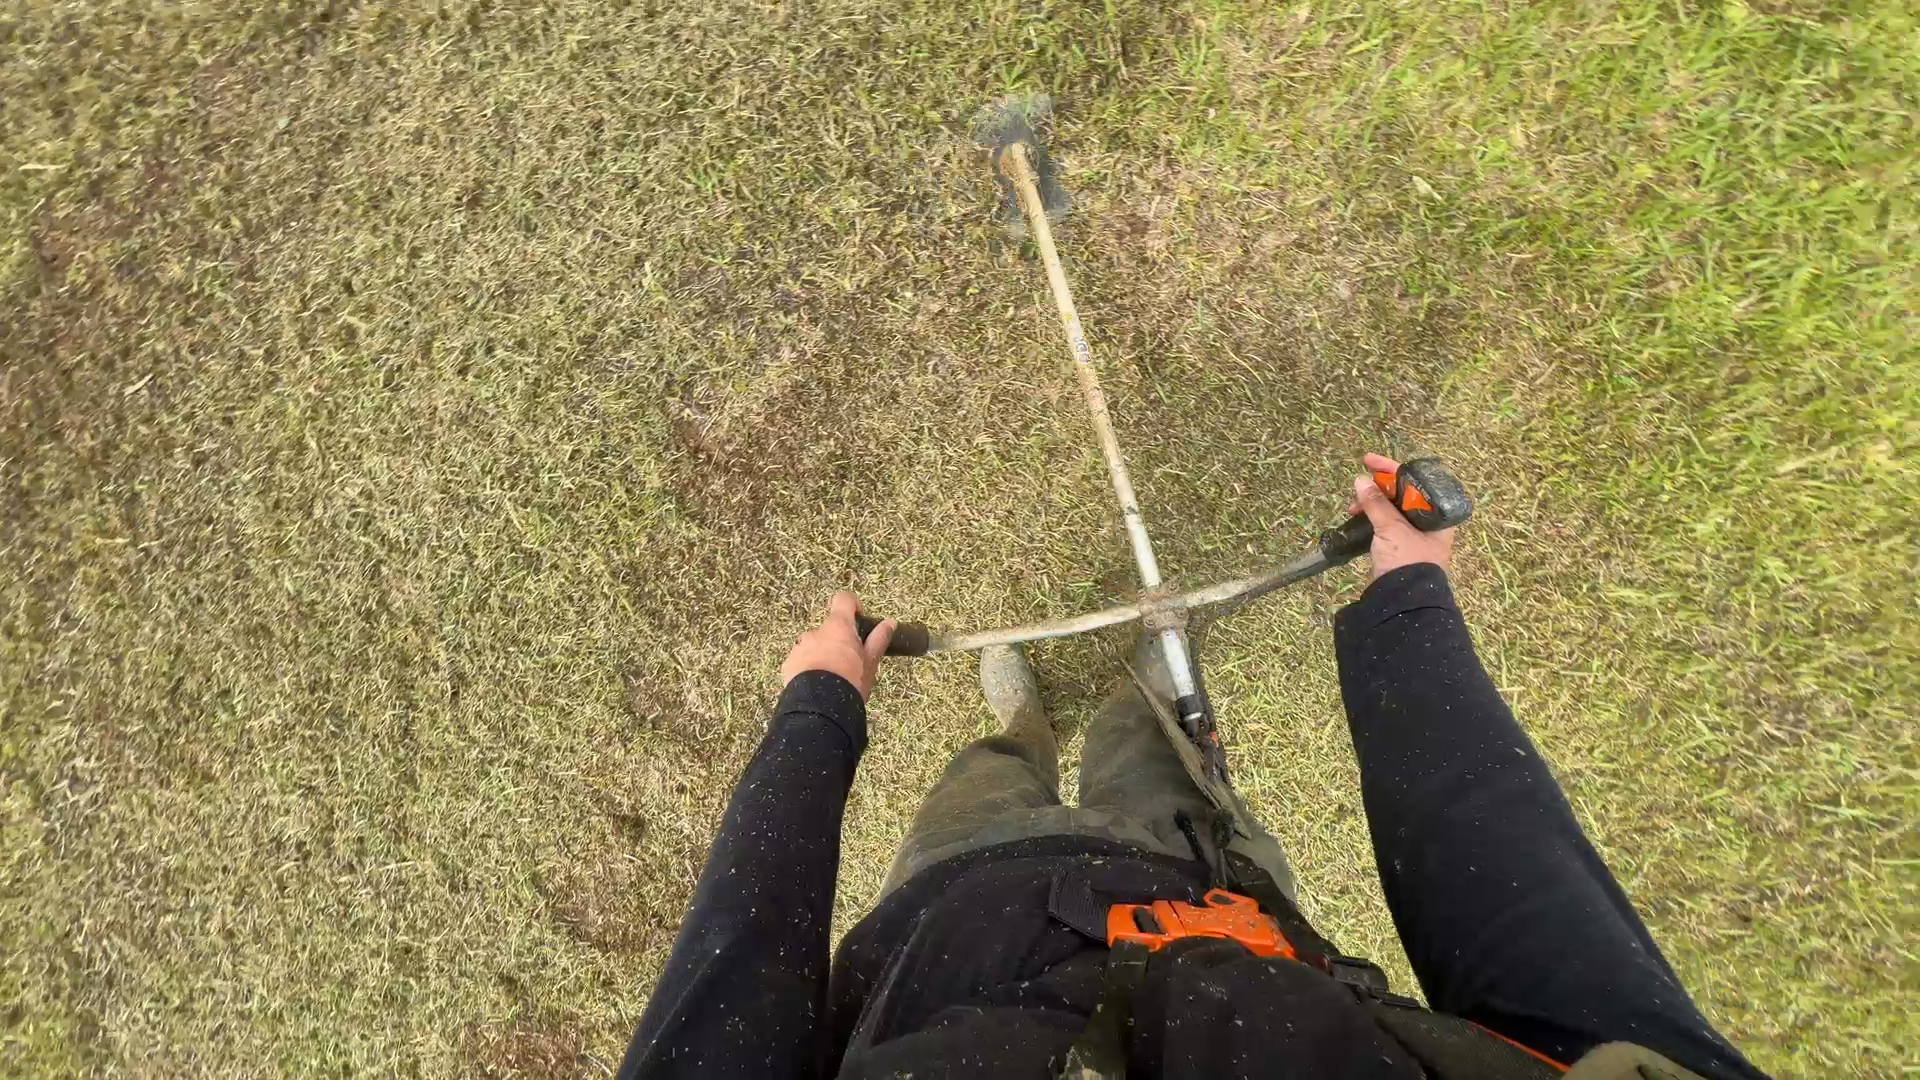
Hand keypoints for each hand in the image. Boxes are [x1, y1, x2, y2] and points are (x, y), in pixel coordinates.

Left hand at [780, 591, 894, 699]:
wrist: (821, 709)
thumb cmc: (850, 682)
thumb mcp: (870, 662)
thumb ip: (879, 639)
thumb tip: (890, 622)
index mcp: (838, 627)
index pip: (844, 599)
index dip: (852, 605)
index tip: (859, 620)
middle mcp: (816, 632)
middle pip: (829, 628)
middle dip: (838, 640)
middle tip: (849, 662)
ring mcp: (800, 647)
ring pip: (814, 645)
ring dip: (822, 654)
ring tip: (832, 678)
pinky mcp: (788, 664)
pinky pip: (801, 660)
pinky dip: (809, 667)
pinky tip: (816, 685)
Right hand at [1350, 452, 1455, 580]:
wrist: (1404, 597)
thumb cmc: (1407, 559)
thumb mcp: (1391, 528)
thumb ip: (1376, 503)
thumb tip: (1360, 480)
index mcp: (1437, 513)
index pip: (1414, 481)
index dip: (1391, 468)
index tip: (1368, 460)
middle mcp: (1428, 520)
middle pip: (1401, 493)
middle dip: (1377, 487)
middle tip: (1357, 487)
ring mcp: (1413, 533)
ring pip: (1390, 508)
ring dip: (1370, 503)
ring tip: (1353, 508)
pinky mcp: (1398, 545)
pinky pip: (1383, 522)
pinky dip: (1370, 517)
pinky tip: (1357, 517)